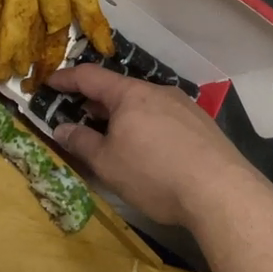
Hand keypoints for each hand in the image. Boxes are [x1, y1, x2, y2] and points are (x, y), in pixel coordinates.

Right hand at [49, 65, 261, 228]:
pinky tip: (149, 148)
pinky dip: (147, 125)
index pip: (89, 76)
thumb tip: (62, 129)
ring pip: (144, 104)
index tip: (48, 83)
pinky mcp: (204, 127)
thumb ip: (81, 142)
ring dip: (123, 114)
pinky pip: (165, 118)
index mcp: (129, 94)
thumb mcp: (108, 163)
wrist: (223, 195)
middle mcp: (158, 92)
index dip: (65, 78)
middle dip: (95, 100)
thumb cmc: (155, 174)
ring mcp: (185, 108)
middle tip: (78, 113)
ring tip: (112, 133)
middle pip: (119, 89)